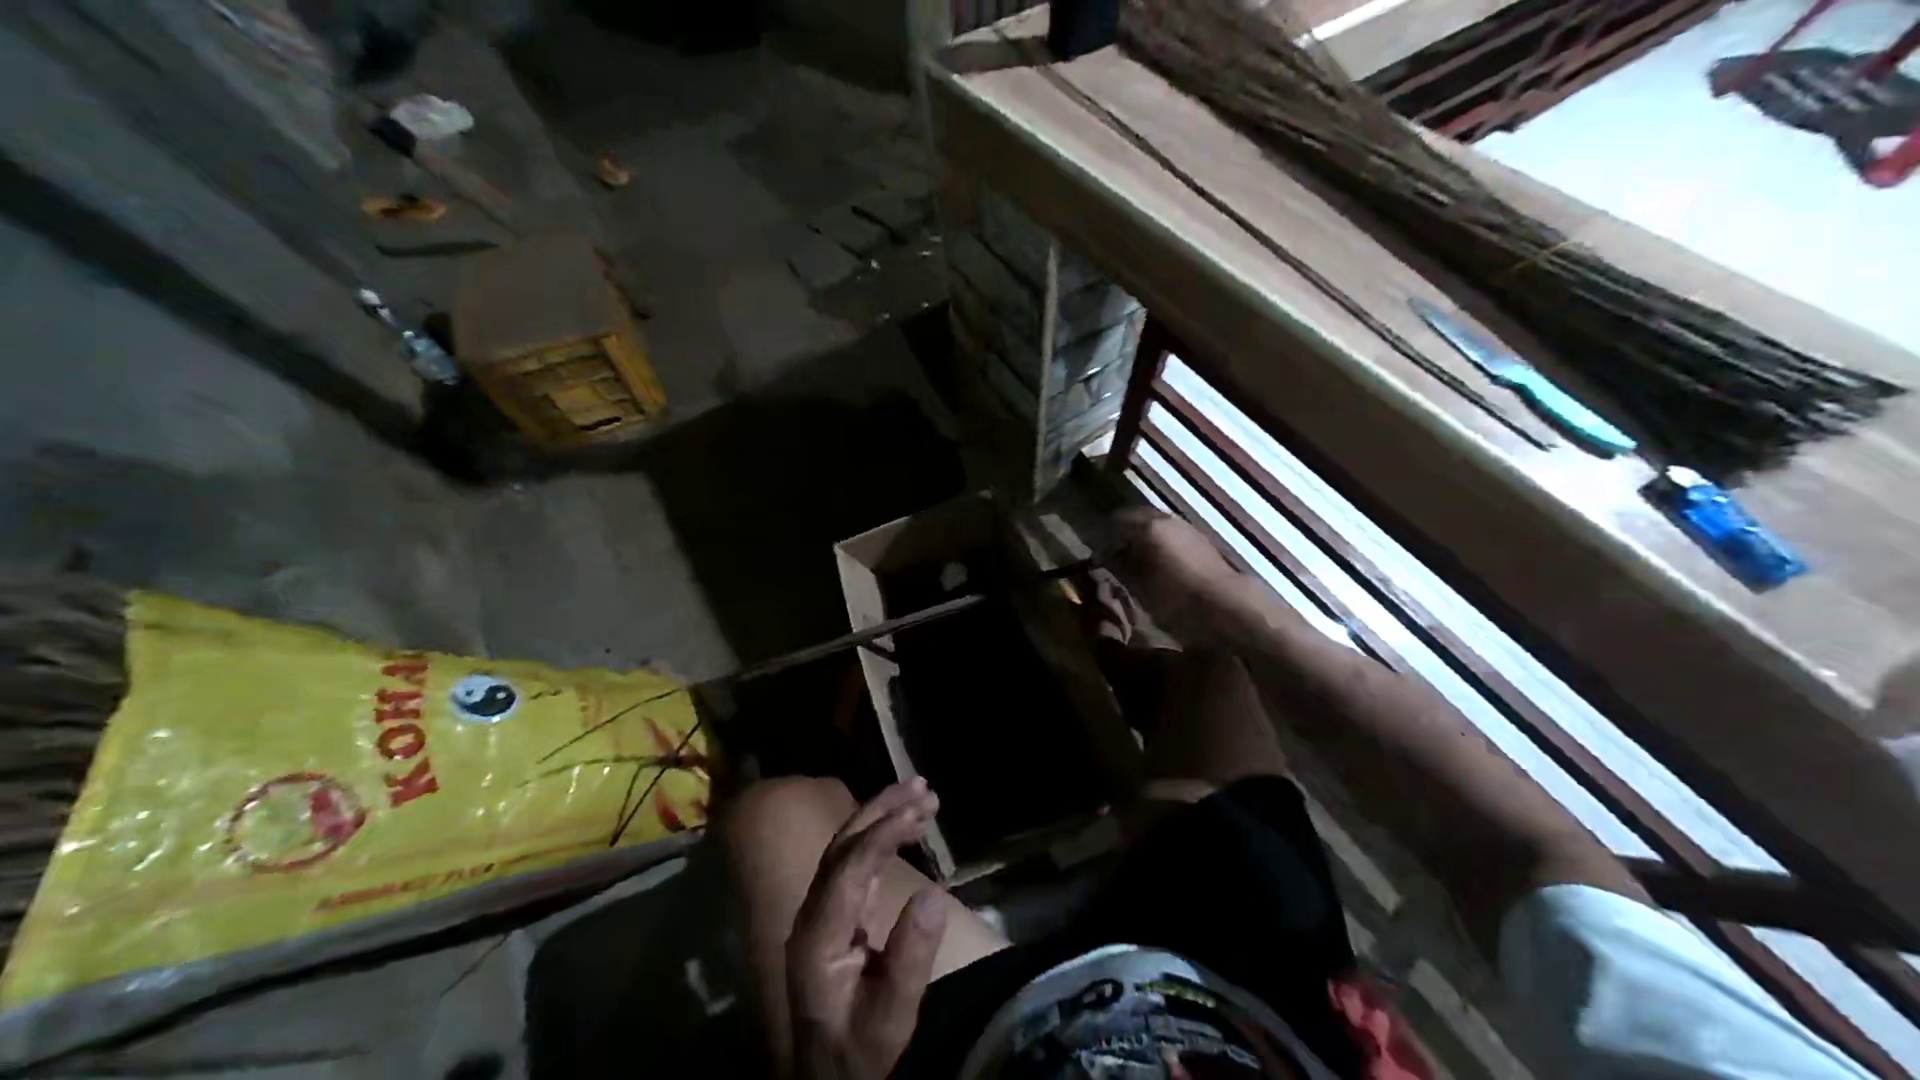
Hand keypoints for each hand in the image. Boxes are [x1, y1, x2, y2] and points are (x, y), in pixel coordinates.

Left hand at [788, 779, 948, 1079]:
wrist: (829, 1077)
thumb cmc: (860, 1053)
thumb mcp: (891, 1019)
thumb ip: (910, 958)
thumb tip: (935, 895)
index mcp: (817, 937)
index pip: (848, 870)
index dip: (882, 836)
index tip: (919, 811)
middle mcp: (813, 913)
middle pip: (842, 846)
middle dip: (881, 810)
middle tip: (923, 787)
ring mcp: (822, 911)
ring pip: (848, 848)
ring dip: (883, 816)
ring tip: (924, 795)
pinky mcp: (836, 915)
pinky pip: (856, 862)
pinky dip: (883, 837)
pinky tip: (907, 826)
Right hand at [1109, 508, 1245, 644]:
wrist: (1226, 606)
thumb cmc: (1176, 599)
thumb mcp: (1139, 586)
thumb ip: (1118, 565)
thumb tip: (1103, 555)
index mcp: (1148, 527)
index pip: (1113, 522)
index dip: (1100, 537)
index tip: (1094, 555)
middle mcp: (1165, 518)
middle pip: (1133, 516)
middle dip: (1118, 531)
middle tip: (1109, 554)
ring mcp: (1184, 526)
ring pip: (1151, 521)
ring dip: (1137, 534)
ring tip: (1130, 559)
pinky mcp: (1197, 537)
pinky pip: (1166, 530)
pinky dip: (1154, 539)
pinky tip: (1153, 560)